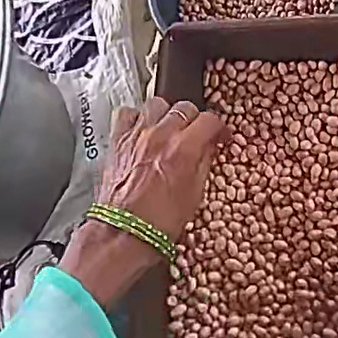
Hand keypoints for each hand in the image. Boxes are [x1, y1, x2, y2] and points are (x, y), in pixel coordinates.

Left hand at [61, 97, 226, 306]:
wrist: (124, 233)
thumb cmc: (159, 222)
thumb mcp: (195, 194)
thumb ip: (203, 163)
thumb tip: (209, 148)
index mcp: (185, 148)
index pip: (209, 120)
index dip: (218, 128)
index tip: (220, 136)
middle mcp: (161, 135)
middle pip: (184, 108)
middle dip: (194, 119)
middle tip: (196, 134)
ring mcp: (137, 135)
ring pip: (157, 104)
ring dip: (166, 114)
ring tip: (169, 128)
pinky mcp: (118, 141)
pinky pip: (127, 114)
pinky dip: (137, 117)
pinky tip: (142, 129)